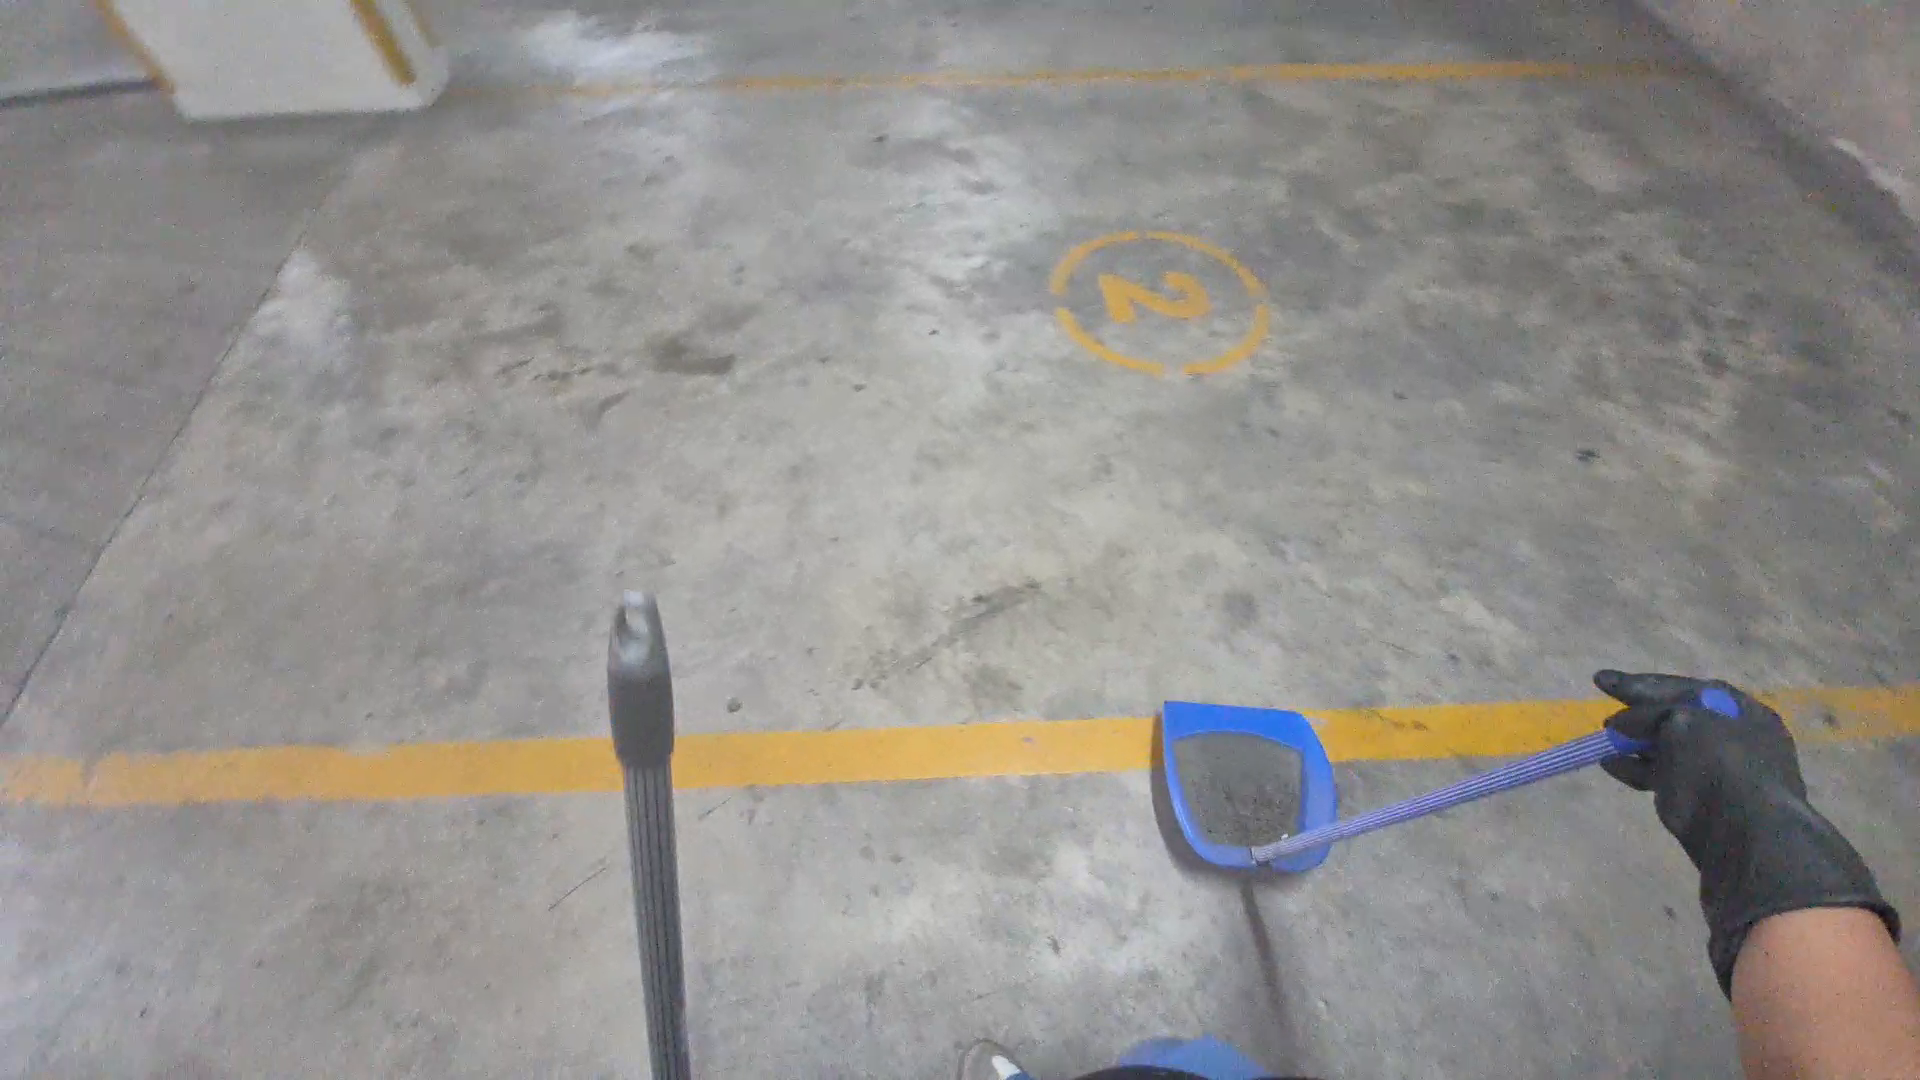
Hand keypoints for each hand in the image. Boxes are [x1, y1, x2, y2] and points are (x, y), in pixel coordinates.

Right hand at [1595, 670, 1900, 994]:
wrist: (1769, 867)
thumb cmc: (1727, 792)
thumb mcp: (1687, 738)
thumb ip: (1656, 718)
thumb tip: (1627, 721)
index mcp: (1744, 720)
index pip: (1685, 690)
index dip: (1640, 683)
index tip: (1601, 680)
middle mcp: (1747, 745)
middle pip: (1682, 719)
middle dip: (1640, 715)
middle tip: (1602, 716)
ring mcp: (1738, 782)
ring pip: (1676, 750)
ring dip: (1639, 745)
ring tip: (1604, 748)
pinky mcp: (1725, 816)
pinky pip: (1677, 778)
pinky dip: (1646, 772)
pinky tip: (1623, 774)